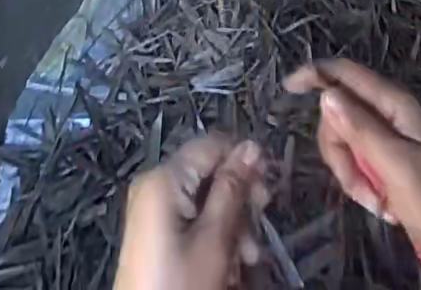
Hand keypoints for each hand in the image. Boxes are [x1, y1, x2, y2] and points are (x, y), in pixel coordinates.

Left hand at [114, 136, 266, 289]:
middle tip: (258, 230)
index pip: (213, 145)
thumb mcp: (213, 240)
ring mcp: (153, 210)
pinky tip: (229, 265)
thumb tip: (252, 146)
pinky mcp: (156, 234)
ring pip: (205, 200)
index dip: (244, 161)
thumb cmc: (180, 287)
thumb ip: (232, 188)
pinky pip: (192, 220)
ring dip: (232, 225)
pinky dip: (214, 237)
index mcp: (164, 177)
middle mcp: (155, 184)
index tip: (267, 192)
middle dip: (239, 201)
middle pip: (210, 173)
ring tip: (247, 259)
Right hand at [285, 60, 420, 276]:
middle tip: (357, 184)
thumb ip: (361, 130)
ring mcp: (389, 136)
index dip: (316, 74)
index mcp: (394, 103)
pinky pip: (357, 160)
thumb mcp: (397, 167)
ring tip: (376, 201)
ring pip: (345, 139)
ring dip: (350, 173)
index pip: (346, 74)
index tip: (288, 86)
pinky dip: (360, 183)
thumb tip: (325, 94)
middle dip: (338, 149)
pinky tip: (382, 204)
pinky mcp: (389, 159)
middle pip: (339, 112)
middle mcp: (389, 112)